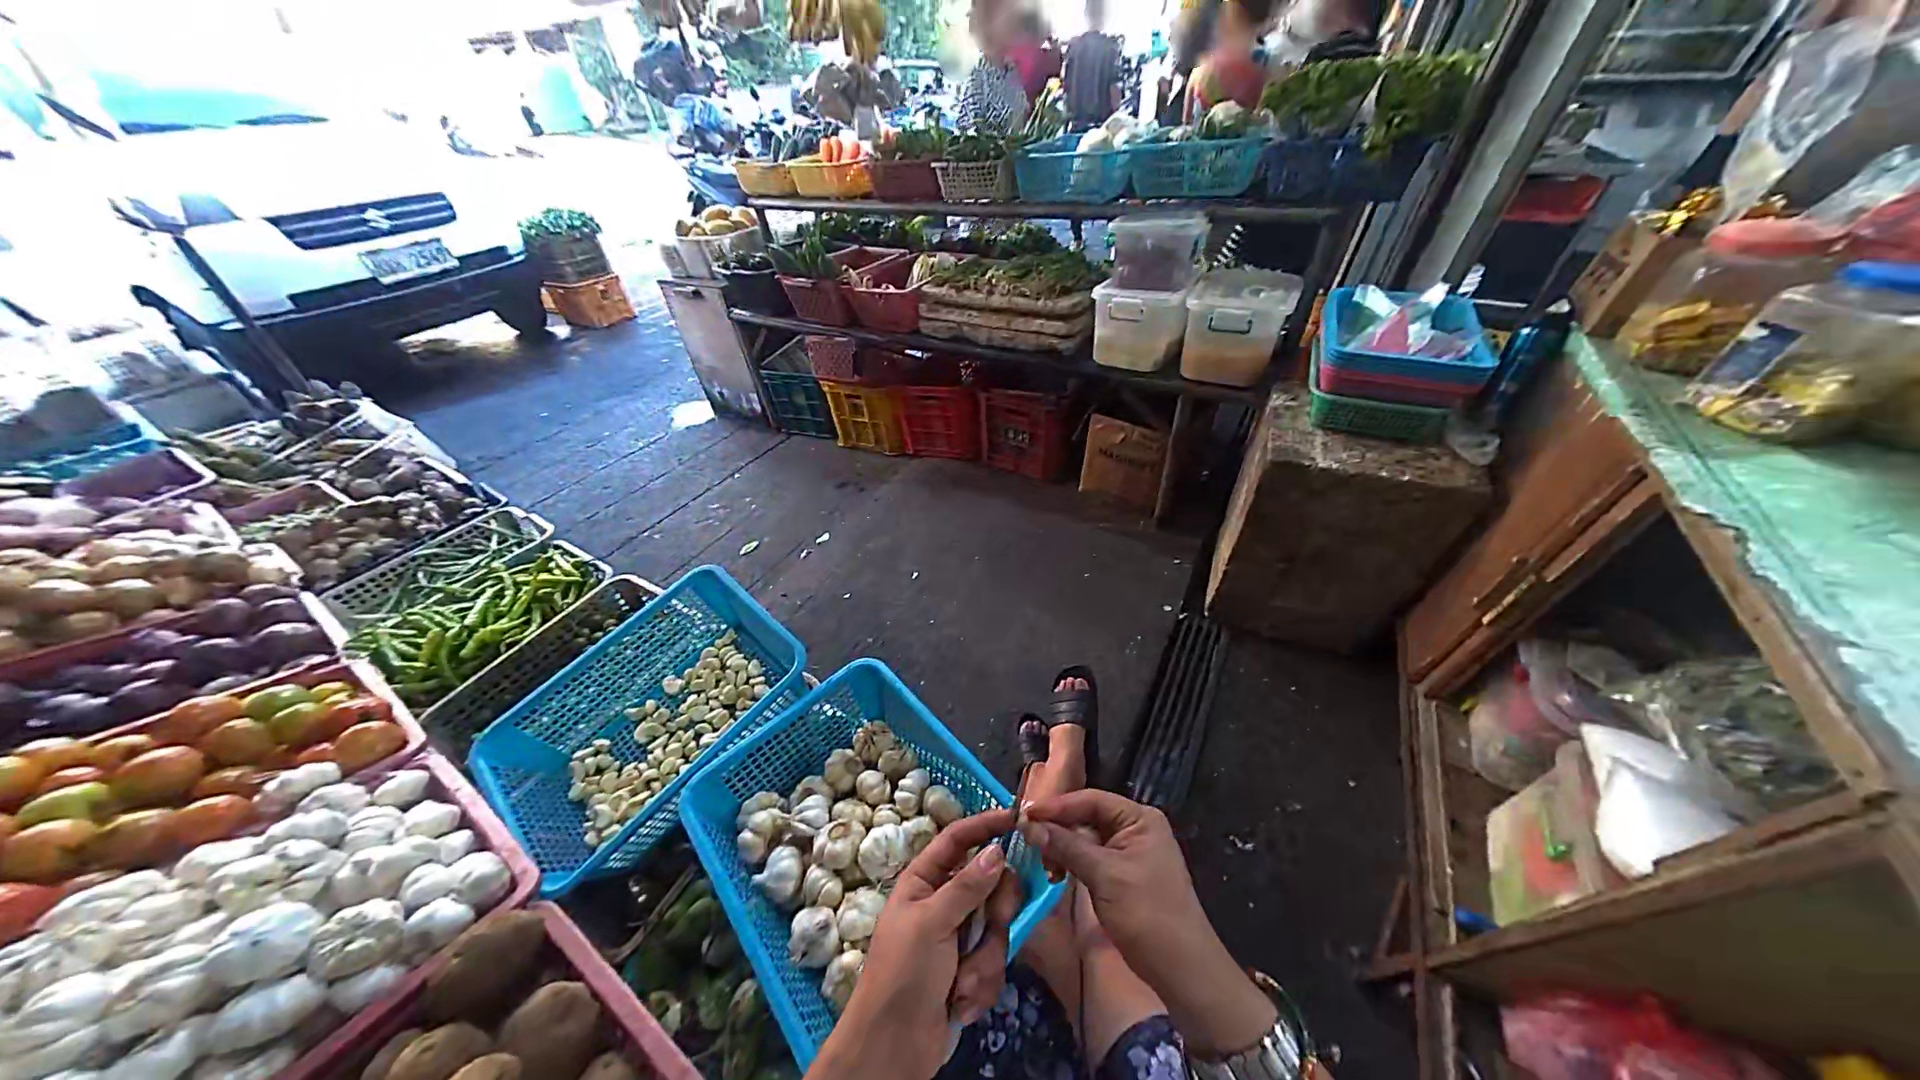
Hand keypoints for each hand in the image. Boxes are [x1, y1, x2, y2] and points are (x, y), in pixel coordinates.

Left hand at [807, 808, 1016, 1079]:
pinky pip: (996, 962)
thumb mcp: (932, 924)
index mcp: (924, 880)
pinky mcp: (971, 967)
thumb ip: (967, 887)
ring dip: (984, 962)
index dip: (985, 825)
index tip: (1015, 819)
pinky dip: (981, 985)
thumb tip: (997, 850)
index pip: (958, 839)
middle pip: (991, 885)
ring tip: (959, 985)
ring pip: (998, 928)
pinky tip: (959, 1003)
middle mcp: (944, 901)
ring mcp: (959, 935)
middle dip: (995, 915)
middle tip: (990, 927)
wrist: (893, 1048)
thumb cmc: (903, 974)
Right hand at [1021, 790, 1275, 1057]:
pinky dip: (1070, 861)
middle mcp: (1134, 827)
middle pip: (1085, 815)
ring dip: (1061, 846)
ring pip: (1084, 837)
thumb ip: (1066, 845)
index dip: (1056, 805)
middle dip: (1057, 827)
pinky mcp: (1120, 873)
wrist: (1180, 968)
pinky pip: (1089, 856)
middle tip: (1026, 837)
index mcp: (1139, 818)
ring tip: (1040, 859)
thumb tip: (1029, 824)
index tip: (1024, 813)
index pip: (1090, 799)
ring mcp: (1128, 851)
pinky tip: (1054, 872)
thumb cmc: (1147, 913)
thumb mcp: (1104, 875)